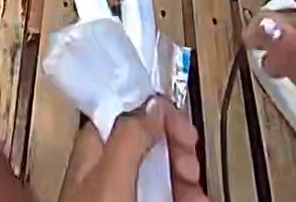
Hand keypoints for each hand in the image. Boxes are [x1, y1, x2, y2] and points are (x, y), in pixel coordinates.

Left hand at [60, 97, 208, 201]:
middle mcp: (106, 168)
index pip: (129, 108)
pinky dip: (183, 200)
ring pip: (161, 175)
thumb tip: (154, 104)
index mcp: (95, 147)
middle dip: (179, 152)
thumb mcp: (112, 177)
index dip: (160, 114)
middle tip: (192, 170)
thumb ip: (131, 133)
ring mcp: (119, 197)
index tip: (184, 132)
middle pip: (150, 142)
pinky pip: (164, 199)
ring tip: (200, 198)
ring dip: (187, 182)